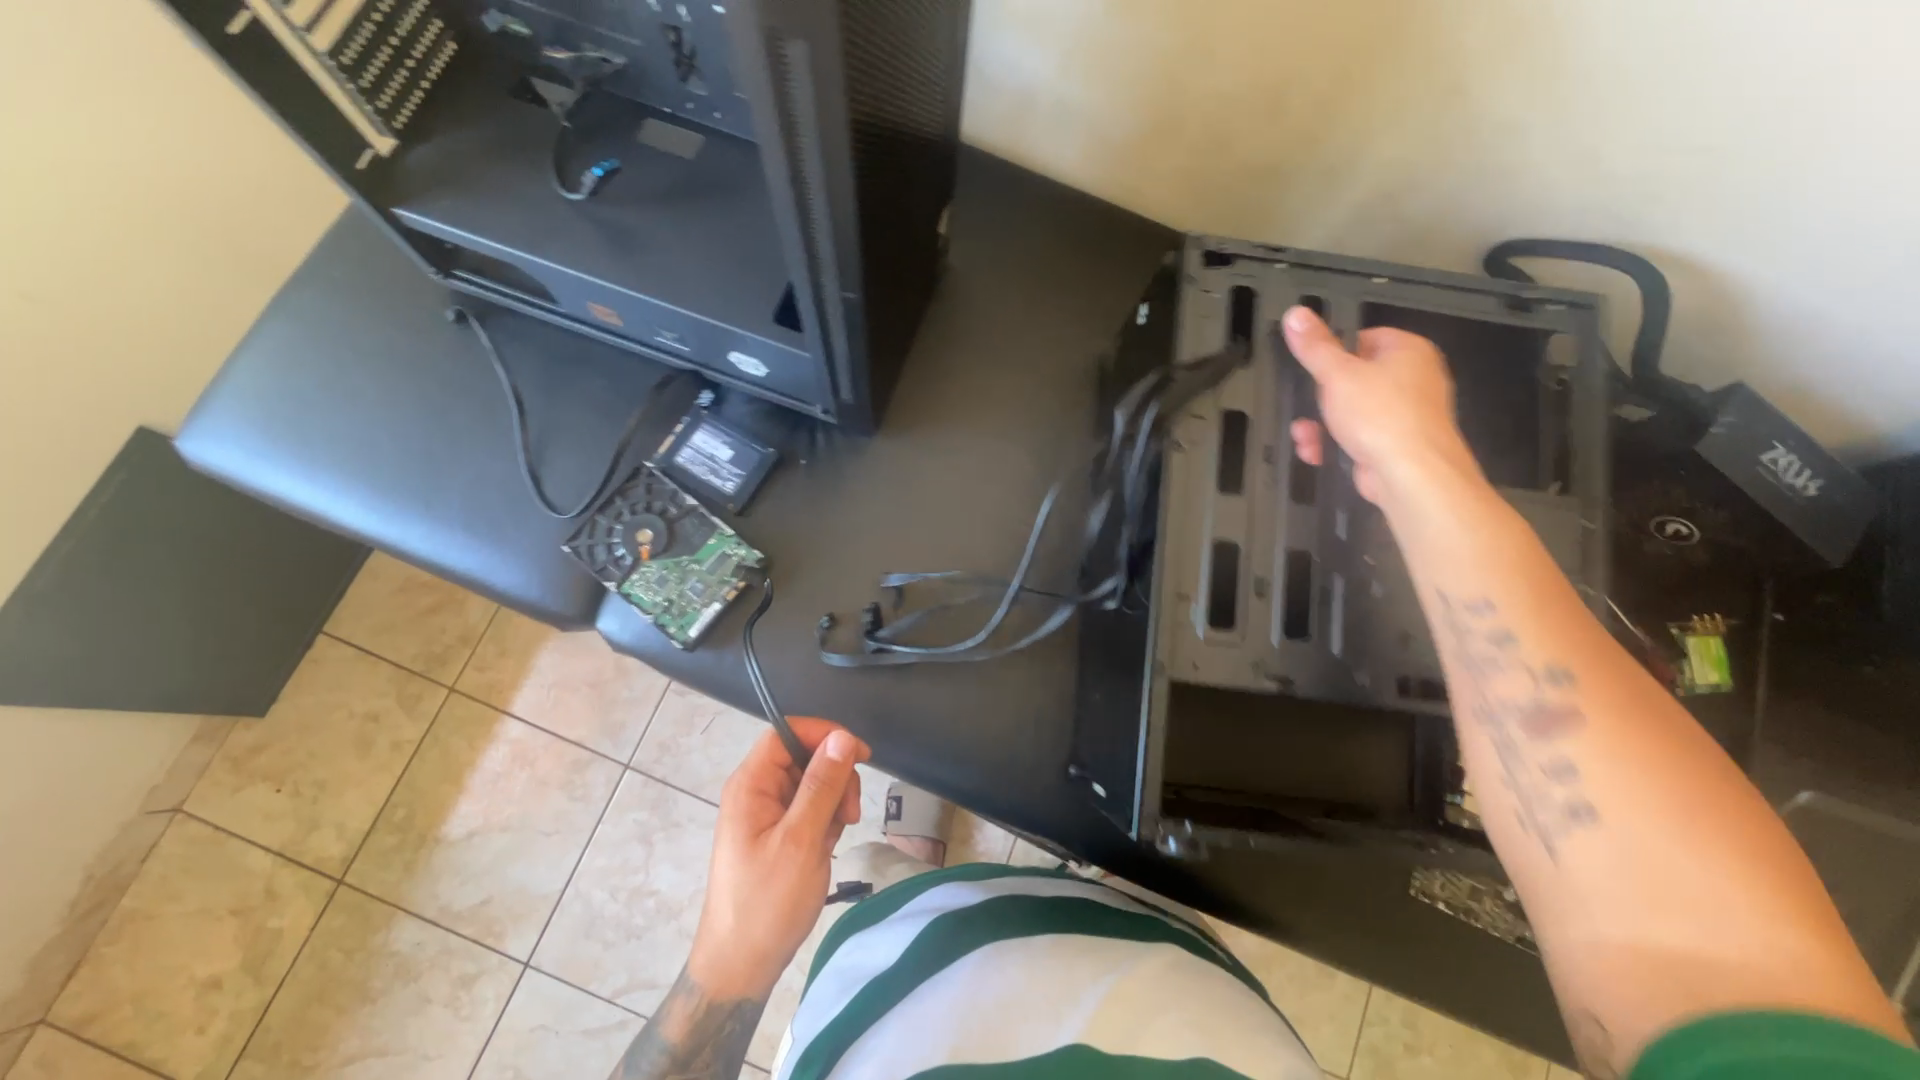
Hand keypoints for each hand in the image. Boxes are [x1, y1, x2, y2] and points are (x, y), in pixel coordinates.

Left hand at [688, 718, 869, 1000]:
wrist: (743, 964)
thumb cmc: (768, 902)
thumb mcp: (801, 840)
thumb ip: (823, 784)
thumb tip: (843, 737)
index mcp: (750, 784)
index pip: (786, 732)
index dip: (825, 734)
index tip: (861, 754)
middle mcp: (756, 792)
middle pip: (804, 756)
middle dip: (834, 777)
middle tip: (848, 815)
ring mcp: (766, 815)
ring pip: (812, 783)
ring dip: (833, 803)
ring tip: (835, 838)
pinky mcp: (777, 835)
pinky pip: (809, 810)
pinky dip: (825, 823)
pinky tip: (826, 849)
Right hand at [1280, 305, 1484, 509]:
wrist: (1411, 474)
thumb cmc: (1378, 414)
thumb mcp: (1337, 374)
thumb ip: (1314, 346)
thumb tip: (1294, 313)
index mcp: (1408, 350)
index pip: (1364, 338)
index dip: (1334, 353)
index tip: (1312, 369)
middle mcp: (1415, 378)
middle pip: (1355, 379)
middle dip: (1321, 399)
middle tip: (1306, 407)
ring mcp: (1408, 415)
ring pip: (1353, 412)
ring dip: (1322, 425)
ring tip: (1304, 437)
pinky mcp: (1398, 445)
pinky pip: (1361, 437)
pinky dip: (1337, 444)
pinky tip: (1317, 454)